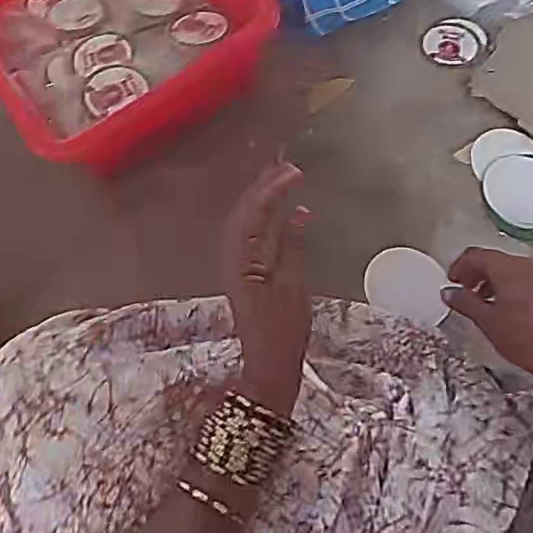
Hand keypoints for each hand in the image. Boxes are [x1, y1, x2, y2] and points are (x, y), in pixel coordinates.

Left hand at [222, 163, 311, 413]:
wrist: (269, 365)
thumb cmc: (282, 331)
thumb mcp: (293, 287)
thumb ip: (292, 247)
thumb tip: (298, 214)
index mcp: (241, 261)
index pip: (253, 215)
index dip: (272, 190)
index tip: (294, 173)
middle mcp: (234, 258)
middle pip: (244, 213)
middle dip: (263, 187)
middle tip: (287, 167)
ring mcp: (239, 265)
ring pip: (246, 222)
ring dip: (262, 199)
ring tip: (282, 178)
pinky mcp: (248, 273)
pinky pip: (253, 236)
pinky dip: (266, 218)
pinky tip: (282, 211)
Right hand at [442, 247, 532, 379]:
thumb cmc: (525, 338)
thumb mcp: (488, 321)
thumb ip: (465, 302)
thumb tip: (448, 292)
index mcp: (508, 268)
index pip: (477, 255)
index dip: (460, 265)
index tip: (452, 280)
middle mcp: (527, 265)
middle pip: (495, 260)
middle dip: (476, 273)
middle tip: (464, 291)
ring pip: (511, 269)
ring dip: (493, 280)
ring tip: (483, 302)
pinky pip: (526, 278)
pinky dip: (511, 286)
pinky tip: (506, 307)